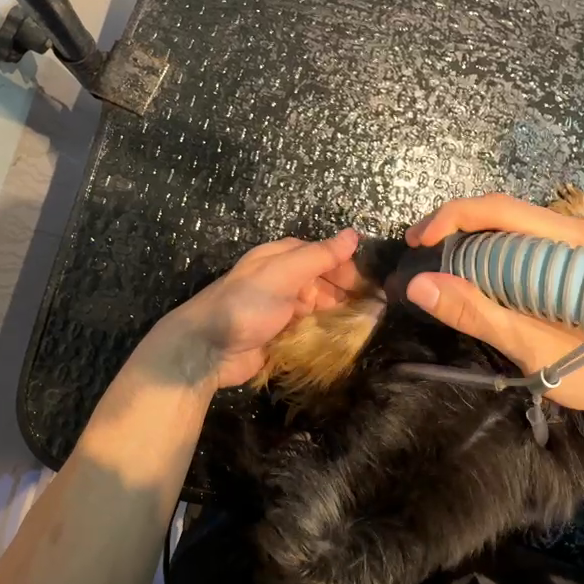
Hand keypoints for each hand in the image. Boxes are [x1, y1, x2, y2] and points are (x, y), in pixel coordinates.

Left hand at [151, 229, 362, 388]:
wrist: (207, 349)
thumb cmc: (246, 304)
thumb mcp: (284, 273)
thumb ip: (319, 256)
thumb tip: (353, 234)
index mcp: (282, 258)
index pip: (324, 255)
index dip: (348, 267)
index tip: (372, 286)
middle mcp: (283, 280)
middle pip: (323, 282)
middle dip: (347, 293)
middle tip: (376, 310)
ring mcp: (281, 309)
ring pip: (318, 307)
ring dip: (339, 315)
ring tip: (367, 328)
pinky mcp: (279, 336)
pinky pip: (309, 331)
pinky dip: (325, 334)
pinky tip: (344, 342)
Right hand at [401, 194, 583, 418]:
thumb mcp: (529, 346)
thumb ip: (474, 311)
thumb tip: (417, 284)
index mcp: (571, 240)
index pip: (498, 209)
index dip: (451, 218)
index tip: (417, 242)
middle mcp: (575, 230)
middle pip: (502, 211)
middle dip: (454, 225)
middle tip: (418, 246)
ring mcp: (577, 244)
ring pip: (510, 224)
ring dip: (470, 237)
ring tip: (438, 257)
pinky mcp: (575, 260)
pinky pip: (523, 242)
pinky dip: (490, 250)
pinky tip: (473, 269)